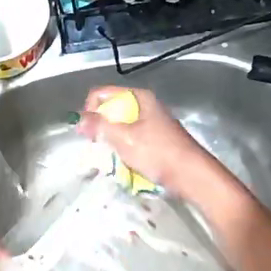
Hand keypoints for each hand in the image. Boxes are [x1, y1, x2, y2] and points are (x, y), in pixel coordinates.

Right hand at [75, 86, 224, 197]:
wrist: (193, 176)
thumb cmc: (159, 153)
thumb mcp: (124, 139)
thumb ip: (99, 126)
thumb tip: (77, 119)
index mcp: (139, 98)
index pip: (102, 94)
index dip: (90, 109)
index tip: (88, 130)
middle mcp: (145, 106)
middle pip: (111, 110)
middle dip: (100, 127)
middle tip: (97, 145)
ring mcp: (152, 123)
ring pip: (120, 126)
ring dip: (111, 141)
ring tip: (111, 156)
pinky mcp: (156, 140)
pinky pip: (131, 139)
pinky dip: (124, 149)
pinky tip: (125, 162)